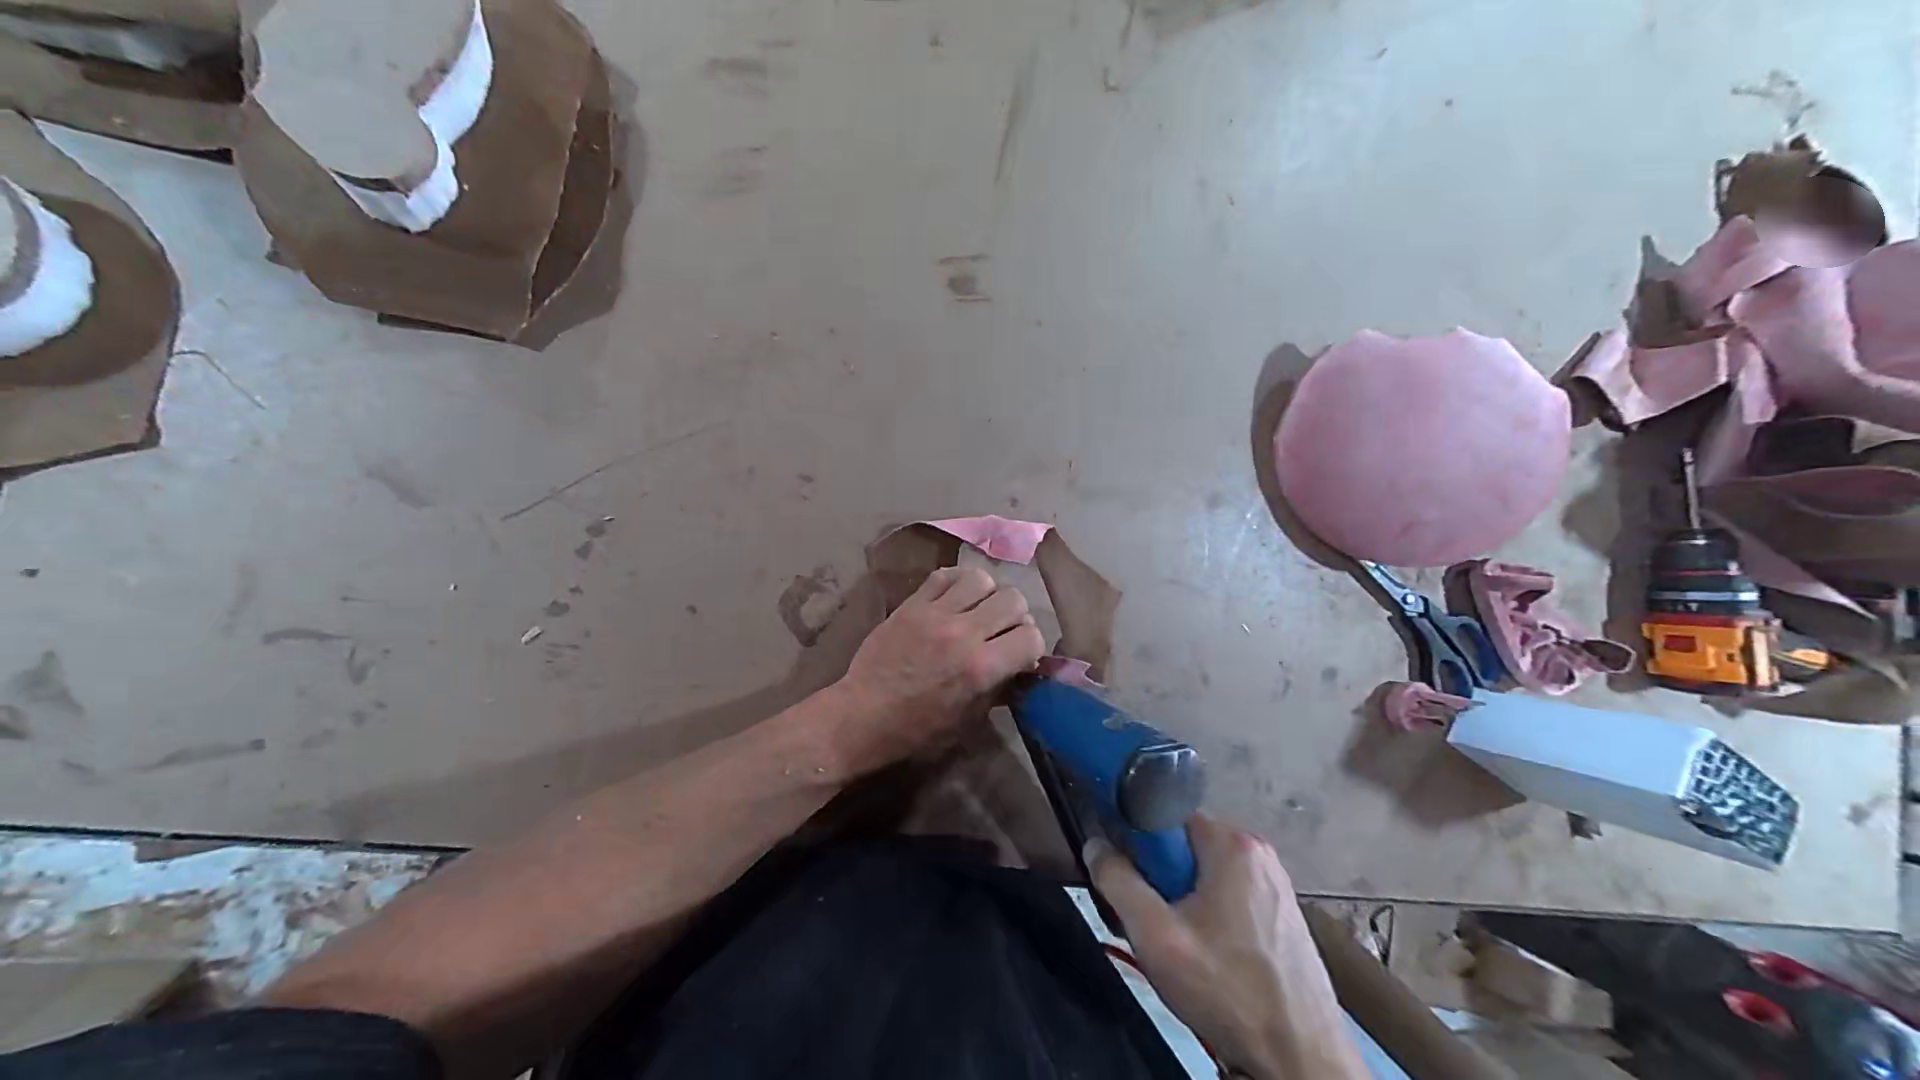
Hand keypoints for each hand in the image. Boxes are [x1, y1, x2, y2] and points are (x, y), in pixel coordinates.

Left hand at [834, 566, 1046, 766]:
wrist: (863, 716)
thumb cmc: (918, 729)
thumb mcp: (969, 719)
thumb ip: (998, 687)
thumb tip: (1020, 665)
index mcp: (982, 668)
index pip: (1032, 636)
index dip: (1033, 645)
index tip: (1022, 654)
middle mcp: (964, 633)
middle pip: (1013, 600)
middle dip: (1016, 616)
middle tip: (1002, 630)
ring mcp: (935, 614)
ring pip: (981, 579)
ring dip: (987, 595)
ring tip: (978, 610)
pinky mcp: (911, 605)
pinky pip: (944, 575)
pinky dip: (956, 582)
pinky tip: (954, 598)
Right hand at [1087, 815, 1366, 1079]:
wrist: (1302, 1061)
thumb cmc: (1229, 991)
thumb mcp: (1156, 936)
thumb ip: (1118, 882)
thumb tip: (1095, 846)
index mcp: (1234, 843)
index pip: (1165, 817)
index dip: (1140, 847)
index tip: (1132, 881)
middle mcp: (1259, 852)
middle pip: (1184, 846)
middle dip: (1161, 879)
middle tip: (1156, 923)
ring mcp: (1276, 883)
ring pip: (1204, 873)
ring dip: (1183, 901)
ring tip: (1182, 945)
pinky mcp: (1283, 912)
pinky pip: (1229, 895)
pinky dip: (1210, 916)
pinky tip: (1209, 956)